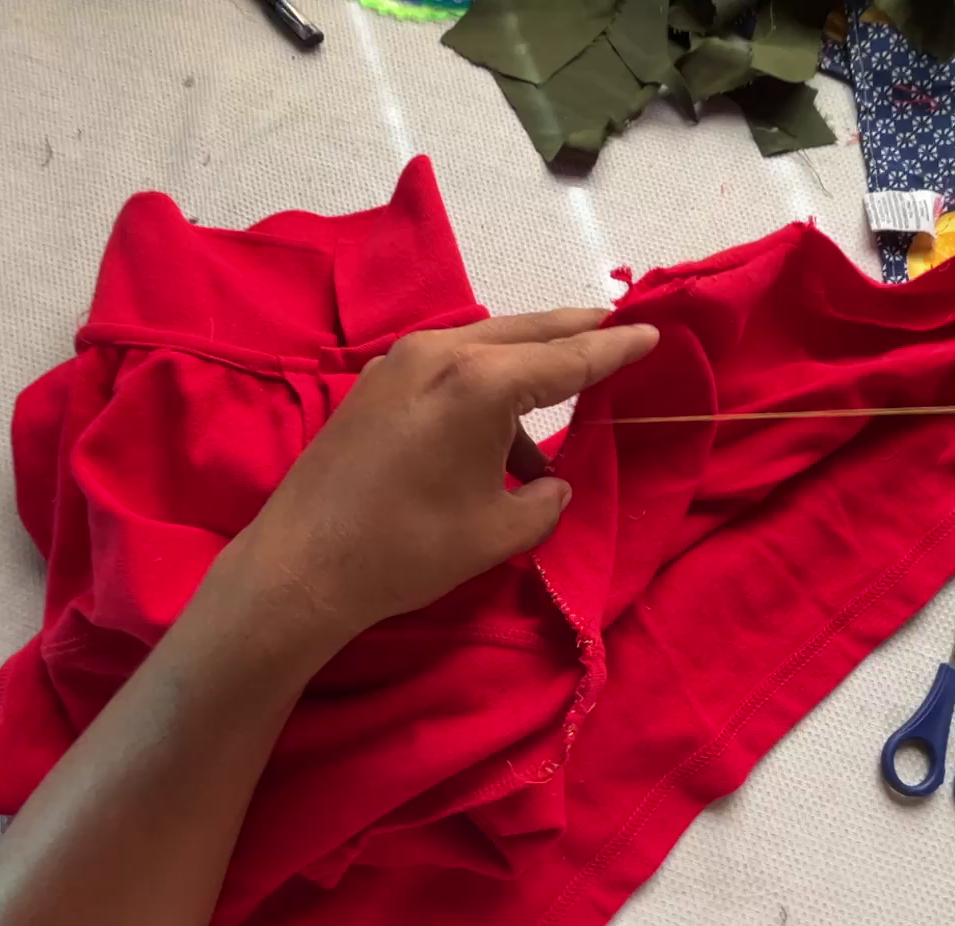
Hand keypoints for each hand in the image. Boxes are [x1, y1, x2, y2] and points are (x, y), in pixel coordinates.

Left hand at [225, 309, 657, 643]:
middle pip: (524, 332)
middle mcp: (439, 352)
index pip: (567, 359)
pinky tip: (482, 442)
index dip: (615, 350)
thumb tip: (551, 485)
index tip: (651, 332)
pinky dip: (476, 390)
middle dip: (571, 334)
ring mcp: (398, 362)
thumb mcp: (495, 534)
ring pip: (480, 350)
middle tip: (610, 331)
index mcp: (480, 383)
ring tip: (539, 437)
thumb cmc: (407, 550)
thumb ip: (542, 504)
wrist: (303, 565)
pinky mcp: (372, 383)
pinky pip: (444, 369)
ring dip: (519, 377)